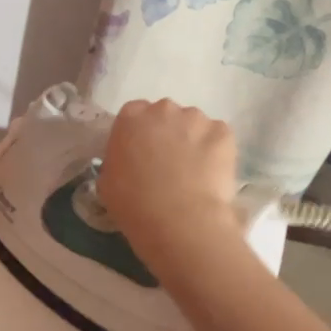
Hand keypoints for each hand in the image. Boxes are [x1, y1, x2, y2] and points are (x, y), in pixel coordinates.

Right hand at [97, 99, 240, 260]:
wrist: (179, 221)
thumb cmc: (134, 204)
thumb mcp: (107, 183)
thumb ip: (117, 161)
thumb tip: (129, 163)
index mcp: (131, 117)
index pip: (133, 115)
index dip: (137, 136)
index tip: (139, 155)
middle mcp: (163, 109)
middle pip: (165, 116)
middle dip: (166, 134)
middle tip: (166, 164)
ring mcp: (196, 118)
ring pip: (193, 126)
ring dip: (191, 142)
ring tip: (191, 173)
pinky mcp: (223, 132)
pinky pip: (217, 138)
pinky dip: (214, 152)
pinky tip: (209, 175)